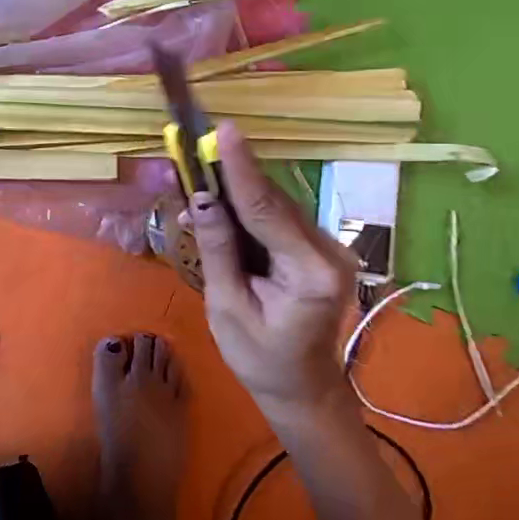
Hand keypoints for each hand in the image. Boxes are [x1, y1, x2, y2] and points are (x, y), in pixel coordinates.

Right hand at [188, 122, 360, 408]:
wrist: (303, 389)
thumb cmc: (260, 359)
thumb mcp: (227, 307)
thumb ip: (218, 250)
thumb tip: (200, 200)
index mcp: (309, 273)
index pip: (267, 209)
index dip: (241, 168)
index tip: (223, 130)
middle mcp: (328, 251)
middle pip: (271, 201)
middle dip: (230, 177)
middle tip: (190, 157)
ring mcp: (328, 248)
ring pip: (273, 204)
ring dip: (235, 193)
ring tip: (196, 184)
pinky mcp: (318, 248)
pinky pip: (276, 217)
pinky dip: (246, 210)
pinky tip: (218, 212)